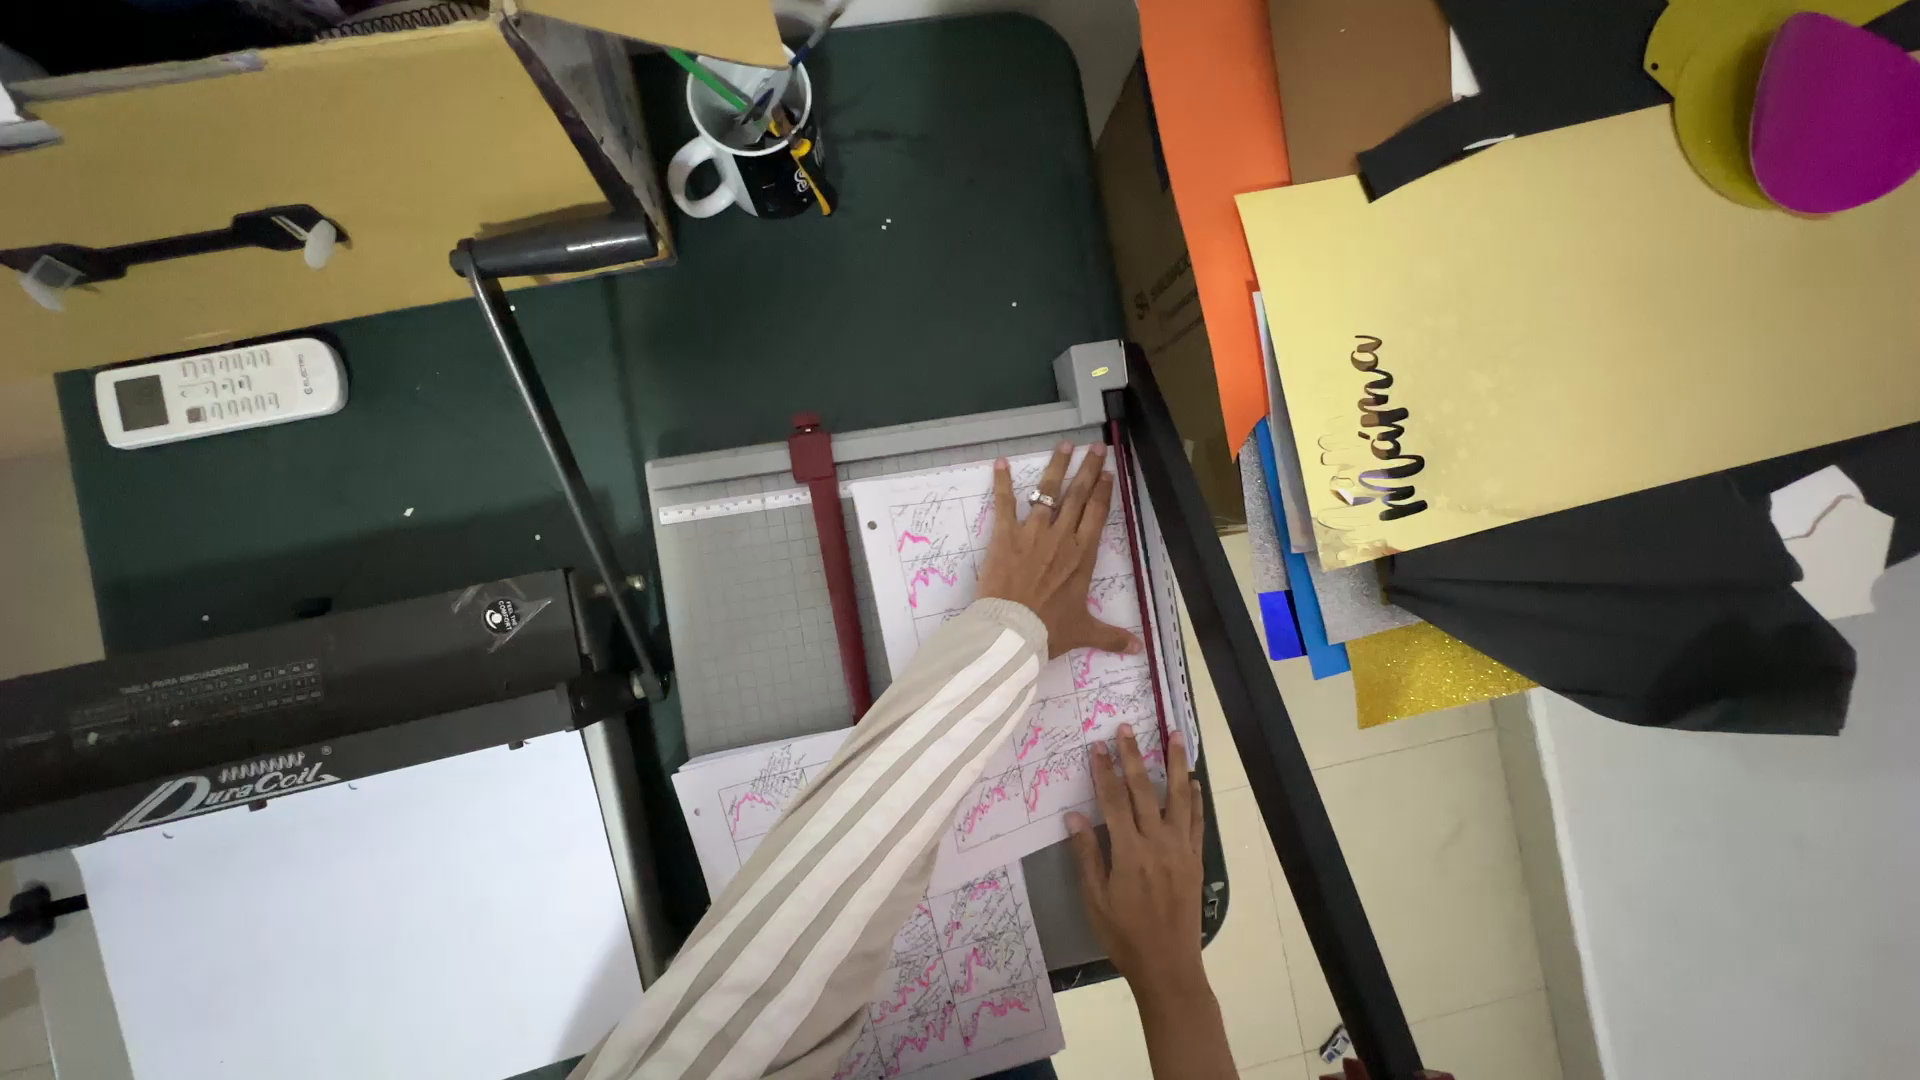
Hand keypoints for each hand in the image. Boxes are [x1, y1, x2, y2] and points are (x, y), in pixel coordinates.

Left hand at [976, 441, 1142, 659]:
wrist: (1012, 631)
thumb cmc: (1049, 630)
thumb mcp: (1084, 632)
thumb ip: (1111, 636)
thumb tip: (1138, 649)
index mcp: (1082, 555)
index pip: (1097, 514)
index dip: (1104, 490)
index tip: (1109, 472)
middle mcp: (1061, 537)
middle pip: (1078, 495)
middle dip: (1088, 468)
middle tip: (1095, 447)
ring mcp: (1033, 533)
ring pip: (1047, 492)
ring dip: (1056, 466)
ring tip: (1064, 445)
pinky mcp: (1005, 536)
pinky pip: (1004, 504)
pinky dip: (1001, 482)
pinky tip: (999, 462)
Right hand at [1066, 724, 1206, 994]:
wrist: (1169, 967)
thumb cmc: (1124, 935)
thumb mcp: (1095, 899)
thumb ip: (1087, 855)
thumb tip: (1073, 816)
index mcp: (1129, 853)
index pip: (1113, 801)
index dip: (1104, 771)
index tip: (1098, 746)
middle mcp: (1157, 844)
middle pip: (1144, 791)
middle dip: (1133, 757)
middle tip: (1127, 728)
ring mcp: (1180, 850)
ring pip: (1178, 798)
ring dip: (1176, 764)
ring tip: (1175, 736)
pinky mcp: (1194, 859)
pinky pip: (1196, 822)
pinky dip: (1195, 798)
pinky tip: (1193, 781)